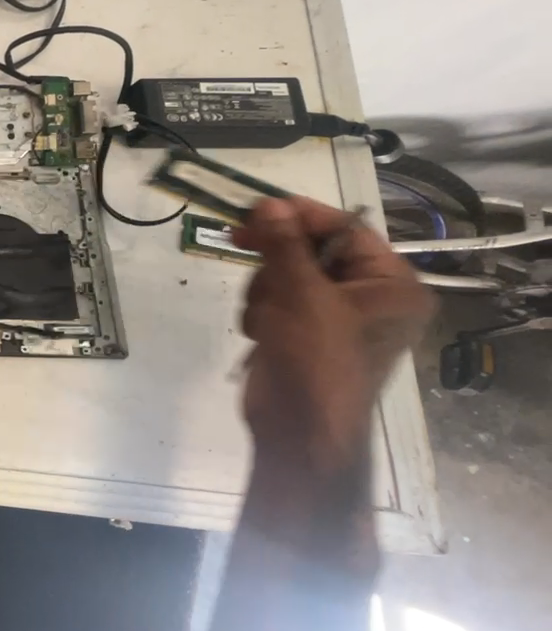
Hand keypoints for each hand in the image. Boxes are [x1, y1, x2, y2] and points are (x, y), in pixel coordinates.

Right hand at [231, 198, 433, 495]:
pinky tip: (263, 332)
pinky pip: (274, 302)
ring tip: (266, 318)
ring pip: (283, 277)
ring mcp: (334, 317)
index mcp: (391, 285)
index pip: (345, 231)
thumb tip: (269, 205)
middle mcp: (369, 297)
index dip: (300, 217)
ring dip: (264, 292)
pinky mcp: (302, 333)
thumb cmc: (316, 357)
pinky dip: (261, 312)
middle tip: (239, 243)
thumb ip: (283, 247)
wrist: (299, 424)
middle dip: (276, 263)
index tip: (254, 208)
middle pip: (310, 252)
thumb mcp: (301, 295)